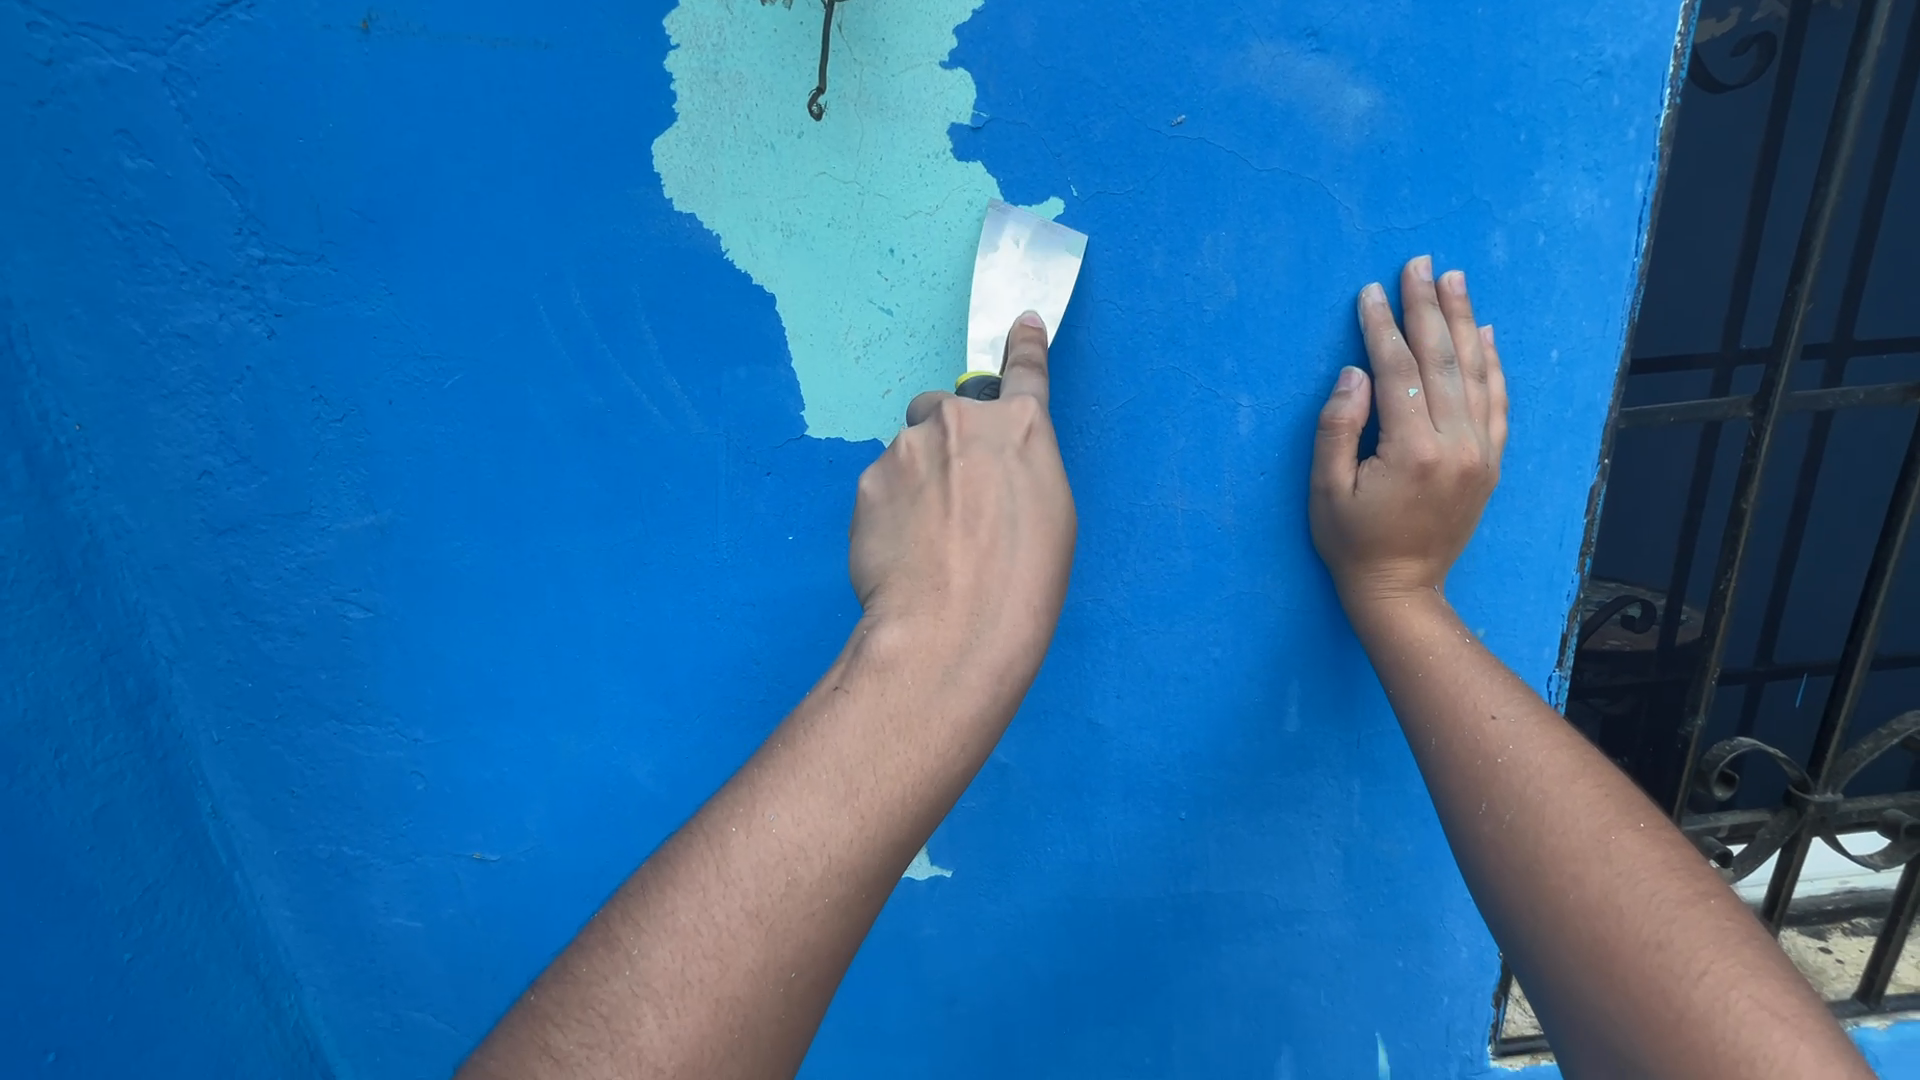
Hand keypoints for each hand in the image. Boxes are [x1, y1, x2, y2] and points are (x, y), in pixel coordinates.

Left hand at [849, 312, 1076, 689]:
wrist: (952, 627)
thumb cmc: (1023, 584)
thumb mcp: (1050, 518)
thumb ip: (1019, 471)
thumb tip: (990, 470)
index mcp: (1022, 429)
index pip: (1024, 373)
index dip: (1024, 348)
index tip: (1021, 322)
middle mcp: (961, 422)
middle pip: (945, 411)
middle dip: (947, 441)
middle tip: (953, 499)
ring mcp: (908, 446)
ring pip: (909, 450)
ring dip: (917, 478)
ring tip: (925, 539)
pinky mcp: (868, 480)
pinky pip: (881, 485)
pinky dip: (890, 509)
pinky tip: (901, 551)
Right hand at [1309, 256, 1506, 609]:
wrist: (1400, 589)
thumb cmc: (1351, 541)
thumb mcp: (1325, 491)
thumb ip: (1338, 429)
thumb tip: (1355, 373)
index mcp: (1412, 449)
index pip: (1398, 372)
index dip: (1381, 328)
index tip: (1371, 292)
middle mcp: (1456, 443)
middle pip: (1442, 361)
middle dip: (1427, 308)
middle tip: (1420, 264)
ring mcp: (1480, 452)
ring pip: (1476, 372)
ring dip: (1463, 322)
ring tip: (1454, 281)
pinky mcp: (1490, 461)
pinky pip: (1497, 402)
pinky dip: (1492, 363)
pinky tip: (1485, 333)